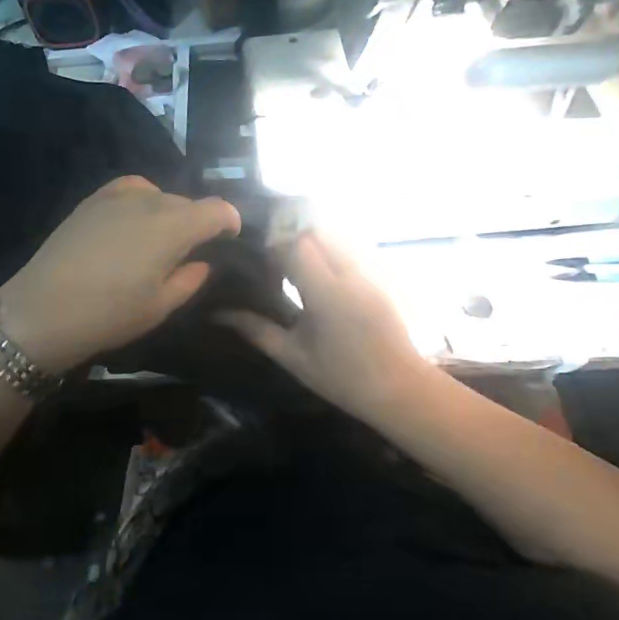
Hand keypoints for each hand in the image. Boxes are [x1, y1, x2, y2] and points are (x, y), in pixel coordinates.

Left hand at [0, 175, 240, 372]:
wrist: (41, 310)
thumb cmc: (109, 314)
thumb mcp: (160, 306)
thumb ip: (190, 279)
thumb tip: (202, 262)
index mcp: (174, 226)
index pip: (218, 209)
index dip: (230, 222)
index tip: (229, 240)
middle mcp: (151, 201)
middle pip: (189, 202)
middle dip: (198, 222)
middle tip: (191, 253)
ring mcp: (118, 196)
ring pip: (161, 196)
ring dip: (170, 213)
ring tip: (160, 241)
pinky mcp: (93, 200)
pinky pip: (131, 188)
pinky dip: (144, 198)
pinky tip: (136, 218)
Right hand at [217, 230, 432, 414]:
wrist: (399, 387)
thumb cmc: (342, 377)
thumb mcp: (293, 357)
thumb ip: (256, 330)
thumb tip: (219, 314)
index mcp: (326, 293)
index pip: (296, 245)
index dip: (274, 247)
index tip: (261, 264)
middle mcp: (349, 273)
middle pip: (316, 232)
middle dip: (292, 239)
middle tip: (277, 264)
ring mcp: (369, 272)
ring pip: (336, 236)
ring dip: (313, 243)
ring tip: (298, 268)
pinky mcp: (379, 276)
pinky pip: (351, 250)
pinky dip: (332, 252)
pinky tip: (323, 277)